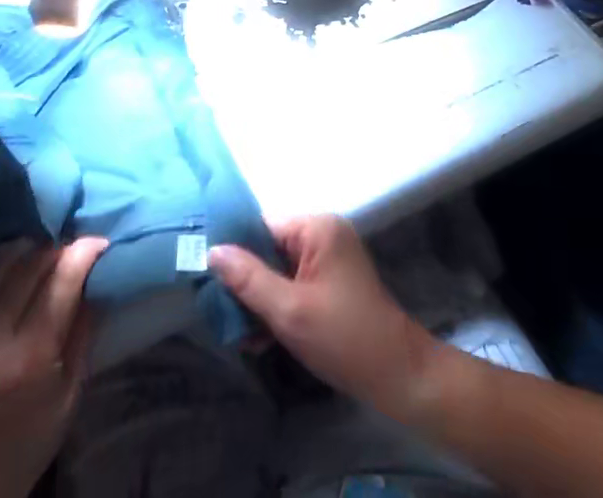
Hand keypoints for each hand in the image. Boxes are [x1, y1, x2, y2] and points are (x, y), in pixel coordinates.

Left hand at [0, 237, 108, 497]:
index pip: (58, 284)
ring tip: (50, 254)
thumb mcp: (73, 388)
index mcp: (30, 357)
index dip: (82, 253)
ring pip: (1, 263)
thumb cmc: (35, 434)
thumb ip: (84, 329)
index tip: (100, 242)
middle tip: (78, 249)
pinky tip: (22, 267)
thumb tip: (95, 277)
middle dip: (59, 248)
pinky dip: (5, 264)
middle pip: (29, 266)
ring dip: (31, 250)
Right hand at [208, 215, 441, 418]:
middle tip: (219, 312)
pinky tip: (258, 338)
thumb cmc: (343, 337)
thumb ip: (248, 279)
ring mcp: (328, 258)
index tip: (204, 277)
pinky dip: (276, 307)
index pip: (260, 227)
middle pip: (267, 248)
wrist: (398, 376)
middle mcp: (323, 234)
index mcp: (317, 228)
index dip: (233, 251)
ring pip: (276, 270)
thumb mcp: (288, 310)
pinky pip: (291, 284)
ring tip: (236, 332)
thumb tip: (212, 251)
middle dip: (244, 282)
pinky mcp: (330, 282)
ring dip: (257, 301)